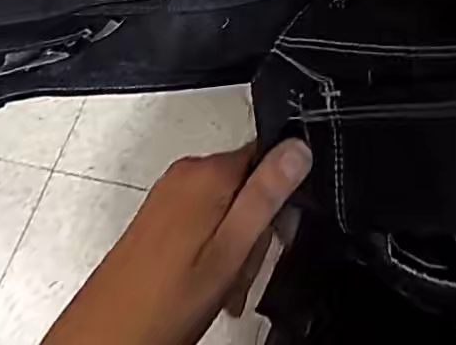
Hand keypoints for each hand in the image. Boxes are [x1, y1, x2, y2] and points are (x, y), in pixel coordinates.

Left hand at [42, 139, 312, 344]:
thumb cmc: (160, 309)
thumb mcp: (228, 253)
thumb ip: (265, 195)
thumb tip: (299, 147)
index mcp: (207, 173)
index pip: (271, 155)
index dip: (280, 195)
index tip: (274, 234)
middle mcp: (186, 173)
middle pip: (249, 180)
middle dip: (255, 224)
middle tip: (244, 269)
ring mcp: (168, 194)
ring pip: (228, 201)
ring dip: (235, 239)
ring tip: (224, 284)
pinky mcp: (156, 216)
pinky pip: (203, 214)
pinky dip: (212, 244)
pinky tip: (206, 281)